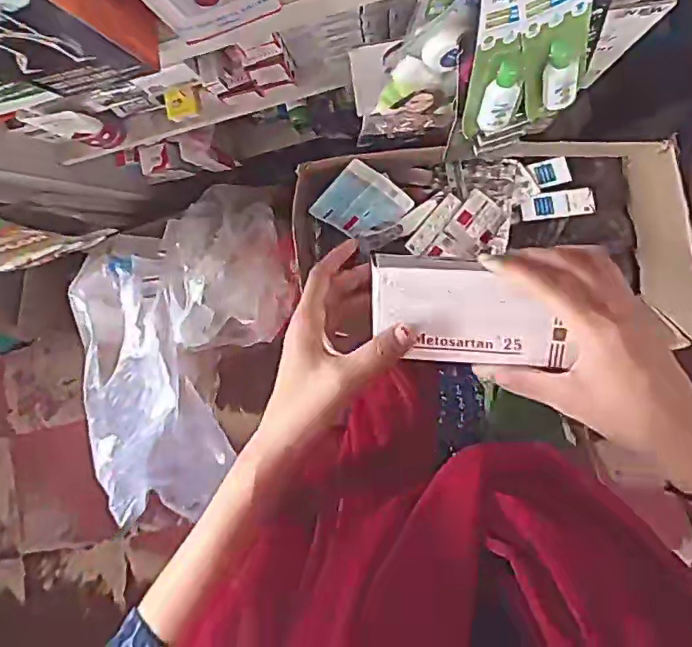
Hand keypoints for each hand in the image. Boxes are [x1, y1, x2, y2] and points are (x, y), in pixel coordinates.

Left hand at [247, 240, 414, 471]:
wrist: (281, 446)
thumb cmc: (305, 407)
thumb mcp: (346, 377)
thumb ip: (379, 352)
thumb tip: (410, 327)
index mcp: (307, 322)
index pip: (320, 278)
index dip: (337, 259)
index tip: (355, 245)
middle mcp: (307, 329)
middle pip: (331, 293)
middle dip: (354, 280)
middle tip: (382, 274)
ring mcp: (311, 348)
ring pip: (337, 314)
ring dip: (358, 303)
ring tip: (386, 298)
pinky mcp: (318, 366)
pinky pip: (341, 335)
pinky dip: (359, 327)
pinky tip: (378, 334)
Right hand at [475, 247, 691, 492]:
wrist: (682, 431)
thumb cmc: (628, 418)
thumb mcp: (570, 400)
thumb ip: (525, 380)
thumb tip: (488, 369)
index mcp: (596, 328)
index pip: (549, 285)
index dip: (516, 270)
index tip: (492, 262)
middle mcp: (614, 307)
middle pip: (570, 262)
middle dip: (534, 255)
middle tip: (507, 260)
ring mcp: (630, 304)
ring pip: (592, 259)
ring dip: (559, 252)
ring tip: (535, 260)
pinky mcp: (639, 308)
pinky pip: (607, 269)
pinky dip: (581, 260)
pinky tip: (569, 272)